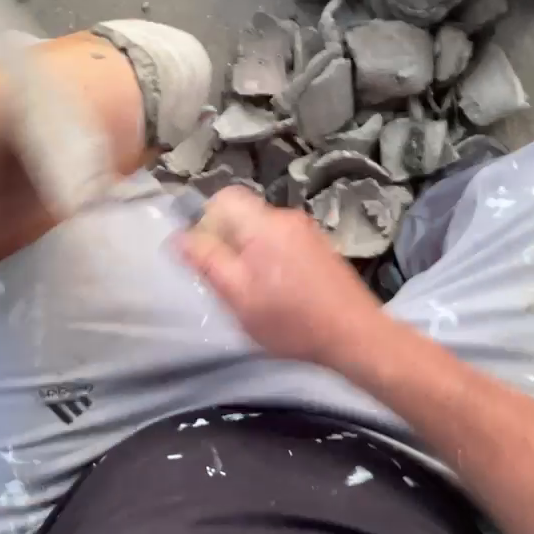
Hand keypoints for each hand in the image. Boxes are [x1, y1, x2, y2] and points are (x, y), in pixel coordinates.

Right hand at [177, 187, 396, 369]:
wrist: (355, 336)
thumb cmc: (291, 320)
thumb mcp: (238, 297)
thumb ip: (206, 262)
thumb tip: (177, 237)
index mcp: (263, 224)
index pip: (223, 197)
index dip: (206, 221)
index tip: (206, 254)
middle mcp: (286, 218)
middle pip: (241, 214)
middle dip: (227, 242)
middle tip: (228, 281)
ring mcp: (307, 231)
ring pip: (260, 230)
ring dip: (249, 254)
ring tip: (255, 291)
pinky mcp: (319, 246)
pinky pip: (281, 241)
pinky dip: (271, 259)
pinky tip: (279, 292)